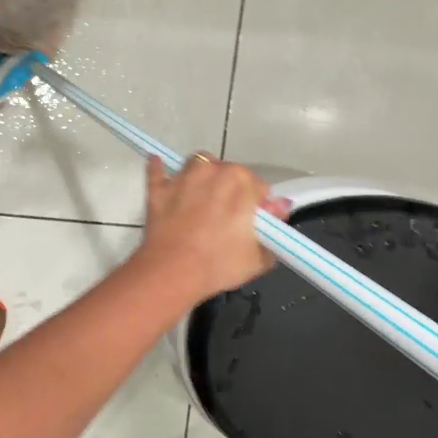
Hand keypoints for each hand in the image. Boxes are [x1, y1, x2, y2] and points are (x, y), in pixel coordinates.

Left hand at [133, 153, 290, 303]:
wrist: (172, 272)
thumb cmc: (220, 264)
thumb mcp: (260, 255)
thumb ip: (274, 227)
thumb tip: (279, 206)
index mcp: (242, 182)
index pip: (258, 187)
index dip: (256, 205)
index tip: (250, 223)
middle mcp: (212, 170)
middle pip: (228, 172)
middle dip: (230, 190)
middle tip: (225, 218)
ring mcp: (182, 177)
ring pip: (197, 165)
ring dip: (201, 176)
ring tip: (200, 199)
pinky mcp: (157, 188)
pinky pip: (157, 170)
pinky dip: (159, 168)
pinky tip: (158, 165)